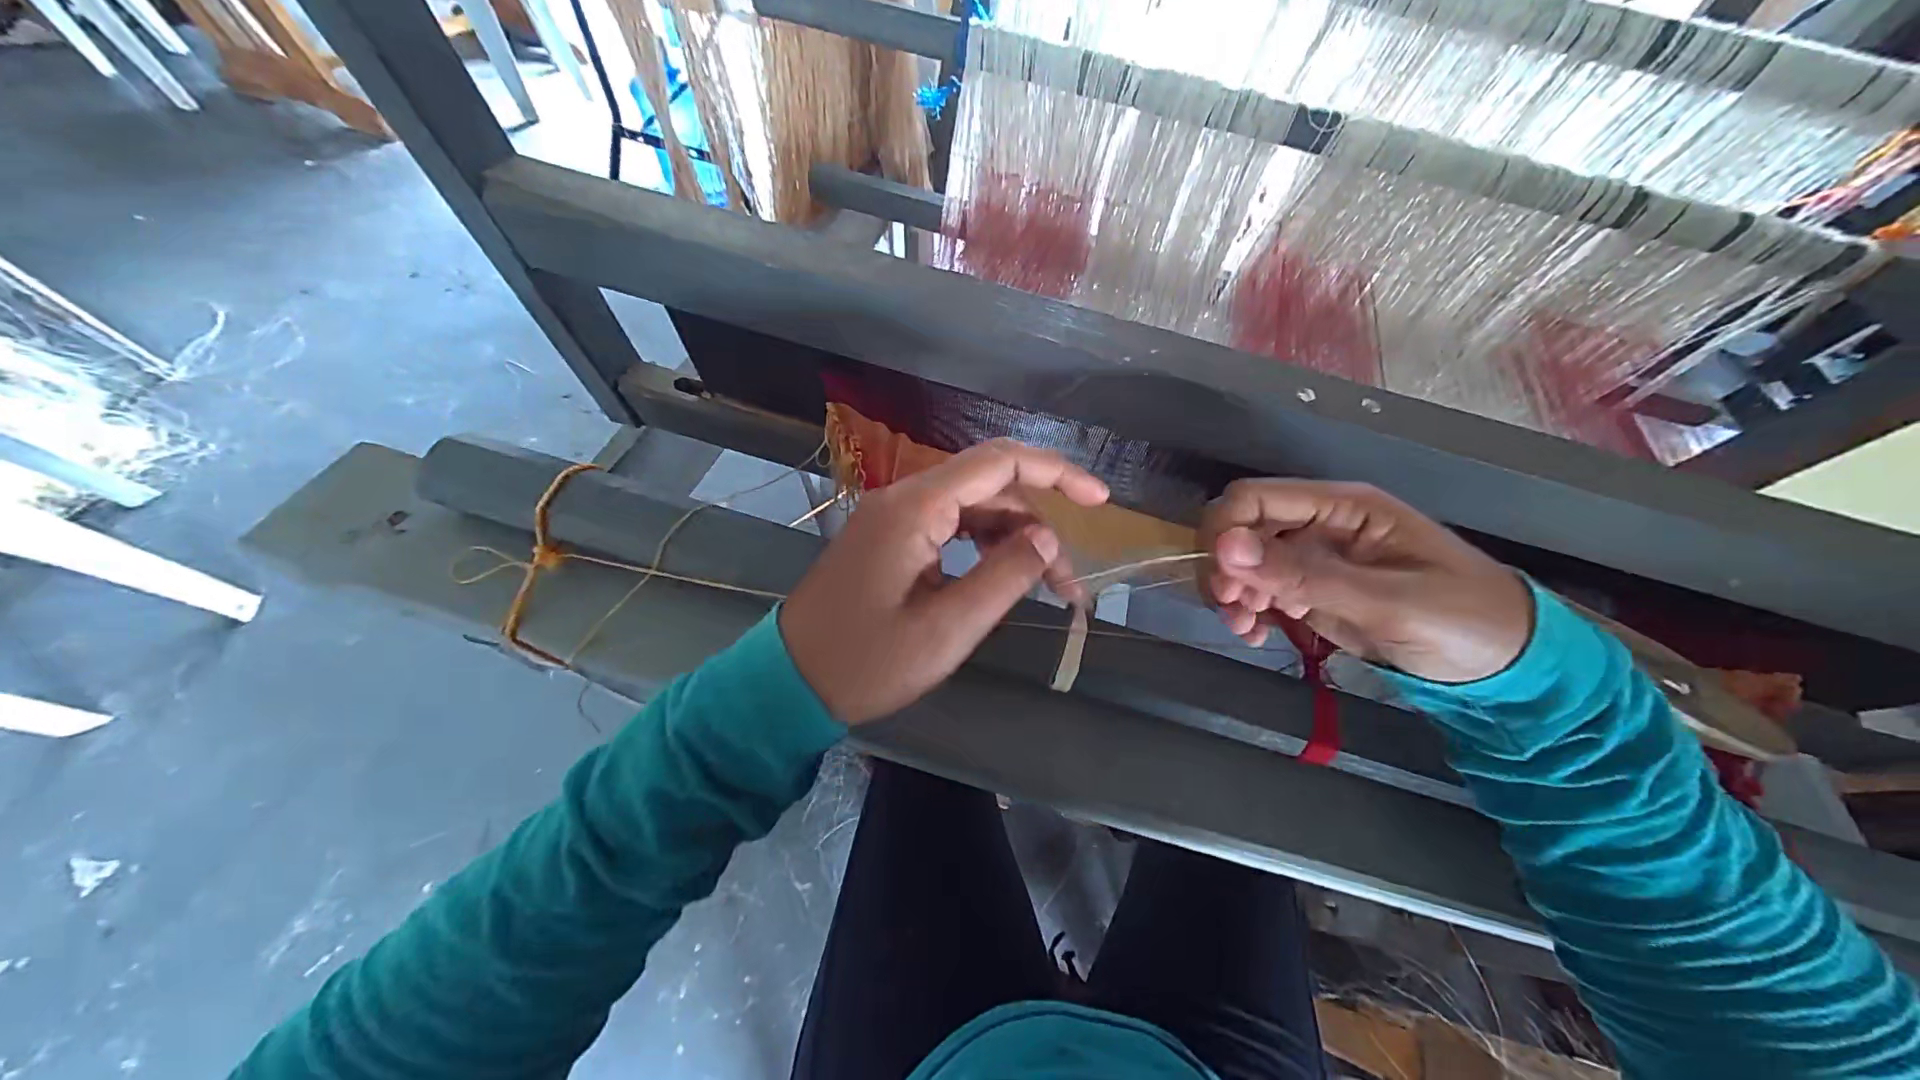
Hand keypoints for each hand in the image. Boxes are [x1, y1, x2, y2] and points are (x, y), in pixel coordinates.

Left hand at [780, 439, 1109, 723]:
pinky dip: (984, 547)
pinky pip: (949, 526)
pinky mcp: (889, 539)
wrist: (789, 682)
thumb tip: (1048, 540)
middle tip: (1069, 583)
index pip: (999, 463)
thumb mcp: (946, 630)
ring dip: (1014, 539)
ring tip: (1045, 589)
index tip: (1100, 503)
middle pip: (990, 486)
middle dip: (1039, 524)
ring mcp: (893, 518)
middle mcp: (903, 499)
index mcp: (915, 509)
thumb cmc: (866, 662)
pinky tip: (1000, 579)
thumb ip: (1004, 578)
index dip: (1057, 472)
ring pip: (972, 508)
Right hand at [1197, 480, 1531, 682]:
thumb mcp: (1386, 600)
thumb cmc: (1463, 620)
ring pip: (1243, 562)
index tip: (1223, 580)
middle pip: (1241, 529)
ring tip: (1246, 629)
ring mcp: (1314, 560)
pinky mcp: (1312, 592)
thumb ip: (1304, 574)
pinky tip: (1255, 635)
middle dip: (1224, 567)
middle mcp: (1319, 525)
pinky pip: (1260, 591)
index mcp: (1342, 506)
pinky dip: (1247, 611)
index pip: (1255, 498)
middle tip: (1233, 610)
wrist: (1508, 665)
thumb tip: (1226, 547)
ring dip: (1232, 592)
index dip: (1225, 530)